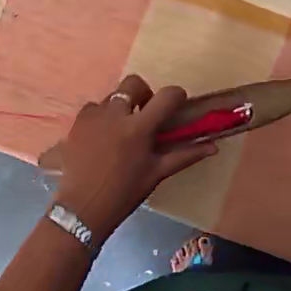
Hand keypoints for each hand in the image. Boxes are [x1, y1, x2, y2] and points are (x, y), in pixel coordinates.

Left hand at [52, 75, 217, 238]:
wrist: (83, 206)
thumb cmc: (125, 192)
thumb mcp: (157, 173)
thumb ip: (185, 155)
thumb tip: (213, 147)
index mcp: (139, 128)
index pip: (167, 96)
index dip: (176, 96)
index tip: (176, 106)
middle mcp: (115, 114)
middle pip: (133, 83)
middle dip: (144, 93)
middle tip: (145, 115)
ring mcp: (93, 116)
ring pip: (111, 97)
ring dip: (121, 108)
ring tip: (121, 131)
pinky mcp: (77, 122)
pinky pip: (93, 108)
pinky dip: (102, 117)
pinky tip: (102, 137)